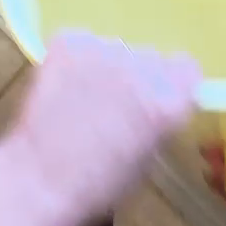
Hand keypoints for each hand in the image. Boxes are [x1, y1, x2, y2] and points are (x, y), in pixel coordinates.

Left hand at [4, 32, 201, 225]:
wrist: (39, 179)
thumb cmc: (98, 185)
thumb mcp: (147, 157)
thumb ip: (159, 118)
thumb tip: (158, 98)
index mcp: (166, 101)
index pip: (186, 67)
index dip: (173, 82)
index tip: (159, 96)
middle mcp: (139, 66)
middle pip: (149, 56)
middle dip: (137, 75)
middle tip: (116, 103)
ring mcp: (102, 48)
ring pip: (114, 48)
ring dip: (105, 66)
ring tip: (83, 98)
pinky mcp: (69, 40)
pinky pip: (81, 41)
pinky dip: (76, 58)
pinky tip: (64, 85)